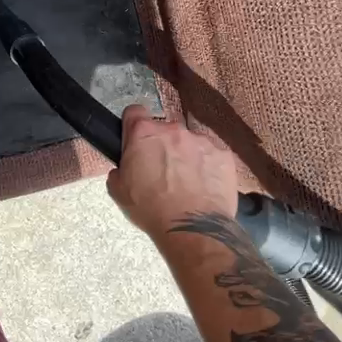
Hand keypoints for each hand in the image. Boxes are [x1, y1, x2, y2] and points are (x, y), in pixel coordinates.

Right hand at [106, 104, 239, 234]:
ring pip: (190, 143)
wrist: (192, 229)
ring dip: (186, 156)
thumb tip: (126, 168)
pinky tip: (204, 187)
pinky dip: (208, 167)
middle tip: (161, 171)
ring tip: (186, 183)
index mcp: (143, 132)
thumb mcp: (117, 190)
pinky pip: (212, 156)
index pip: (134, 112)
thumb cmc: (151, 208)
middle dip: (161, 145)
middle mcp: (172, 129)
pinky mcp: (223, 155)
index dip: (133, 126)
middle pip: (164, 130)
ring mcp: (201, 140)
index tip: (135, 141)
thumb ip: (119, 168)